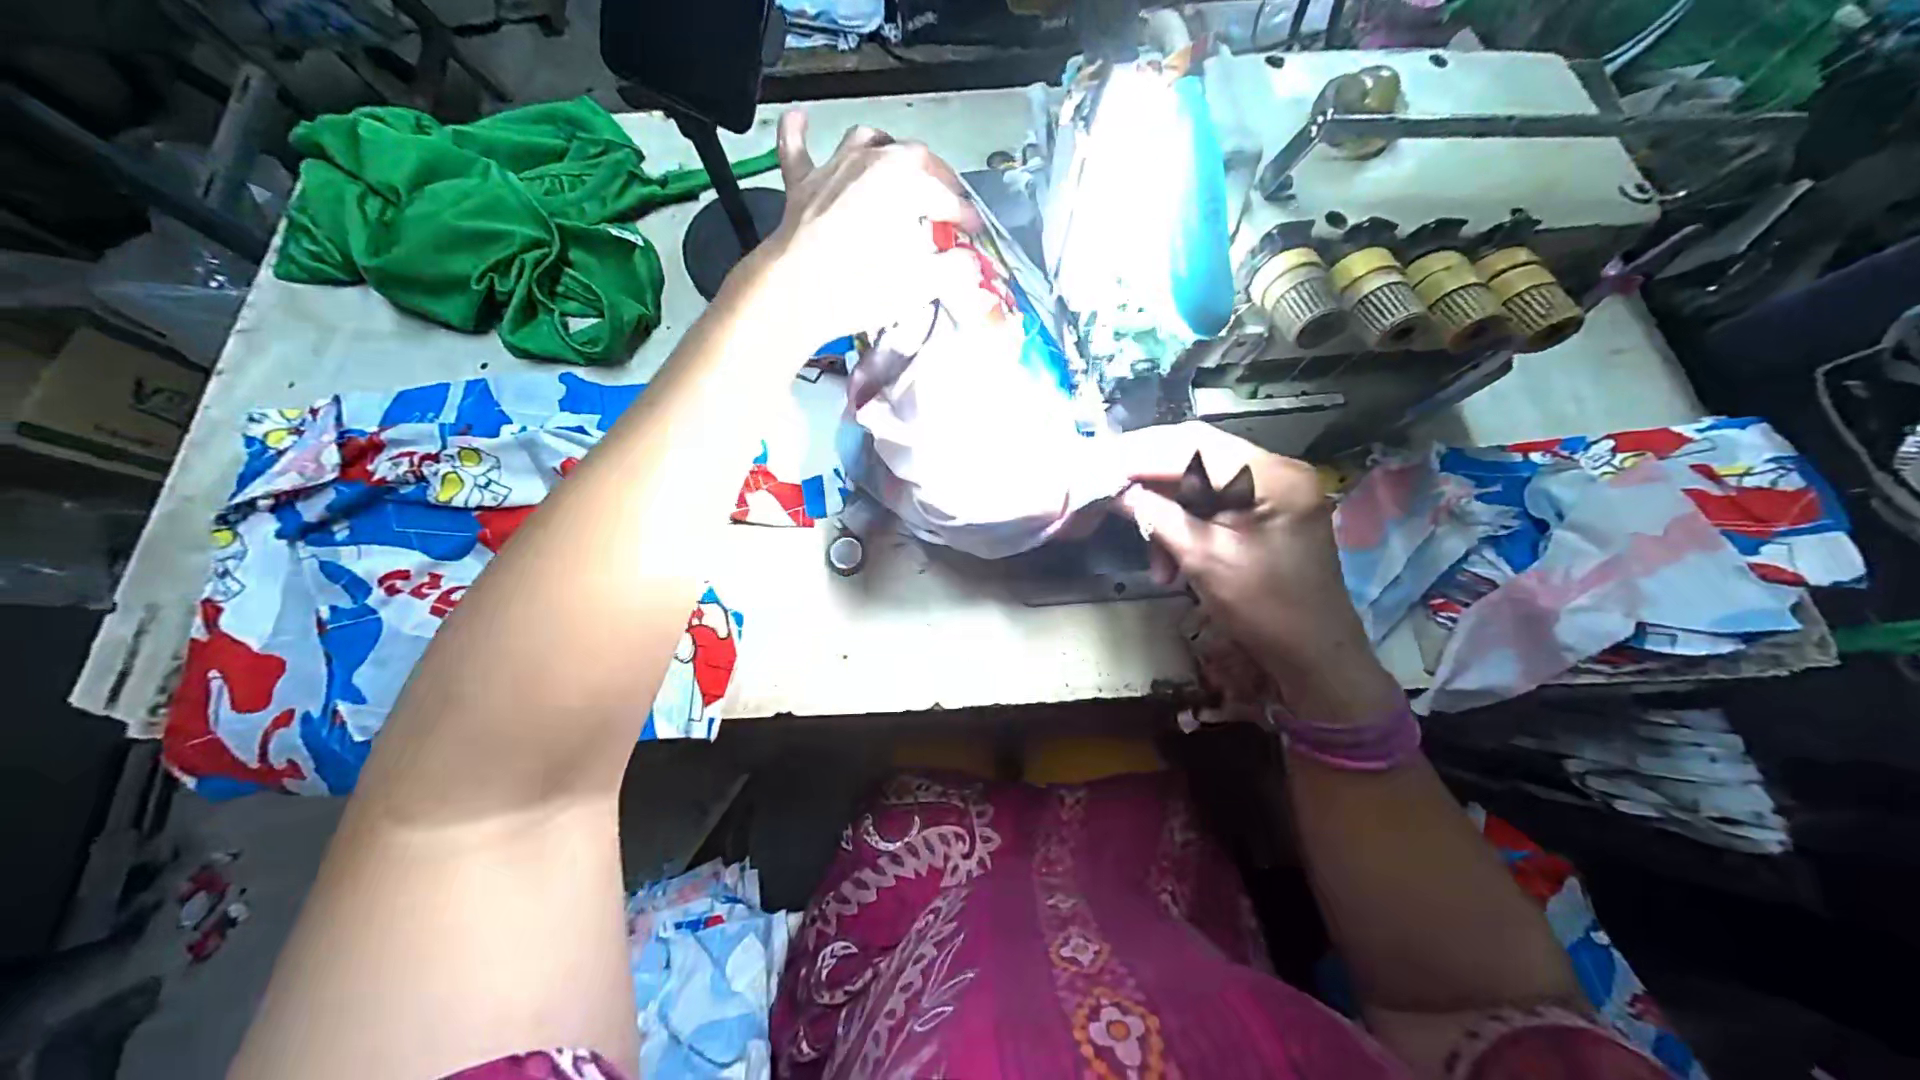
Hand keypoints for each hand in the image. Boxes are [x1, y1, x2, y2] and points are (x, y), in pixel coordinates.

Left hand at [743, 111, 983, 343]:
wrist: (798, 289)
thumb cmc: (863, 284)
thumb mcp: (921, 284)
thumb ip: (953, 269)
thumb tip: (967, 263)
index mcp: (907, 179)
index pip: (946, 197)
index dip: (964, 217)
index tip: (973, 234)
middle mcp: (872, 159)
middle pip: (914, 159)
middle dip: (935, 179)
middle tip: (944, 205)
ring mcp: (834, 166)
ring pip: (865, 141)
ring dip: (884, 149)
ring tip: (893, 165)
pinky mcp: (801, 183)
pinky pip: (798, 147)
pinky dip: (800, 132)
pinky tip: (800, 119)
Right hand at [1113, 422, 1402, 722]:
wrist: (1315, 654)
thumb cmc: (1264, 609)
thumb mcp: (1202, 558)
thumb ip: (1156, 516)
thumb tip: (1115, 491)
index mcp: (1271, 476)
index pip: (1192, 445)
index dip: (1140, 455)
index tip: (1101, 471)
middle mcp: (1278, 469)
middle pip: (1196, 454)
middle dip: (1149, 477)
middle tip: (1111, 493)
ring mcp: (1276, 487)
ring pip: (1201, 479)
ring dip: (1168, 510)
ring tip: (1154, 559)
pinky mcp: (1269, 508)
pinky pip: (1216, 499)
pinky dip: (1187, 521)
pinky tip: (1172, 558)